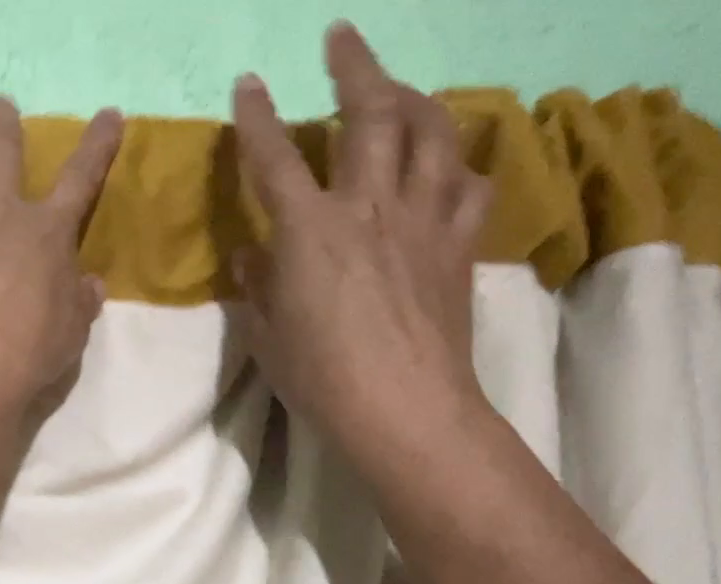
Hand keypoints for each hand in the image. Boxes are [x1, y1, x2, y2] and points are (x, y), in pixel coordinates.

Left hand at [0, 97, 124, 411]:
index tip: (108, 114)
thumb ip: (81, 302)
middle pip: (5, 151)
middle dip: (4, 123)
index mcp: (49, 231)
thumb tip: (92, 285)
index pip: (81, 179)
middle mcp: (2, 209)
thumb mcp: (73, 330)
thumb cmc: (30, 348)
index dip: (97, 145)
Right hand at [231, 23, 494, 463]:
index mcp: (310, 230)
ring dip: (413, 98)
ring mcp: (423, 218)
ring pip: (432, 131)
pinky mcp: (458, 243)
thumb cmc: (321, 380)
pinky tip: (450, 164)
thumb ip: (257, 287)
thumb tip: (249, 257)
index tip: (249, 85)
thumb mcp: (268, 336)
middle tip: (341, 37)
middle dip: (353, 65)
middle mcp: (370, 205)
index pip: (275, 158)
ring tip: (398, 90)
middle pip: (370, 112)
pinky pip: (471, 184)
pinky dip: (460, 163)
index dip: (257, 117)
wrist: (404, 408)